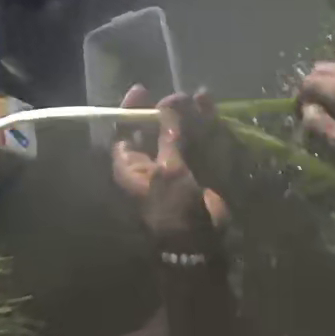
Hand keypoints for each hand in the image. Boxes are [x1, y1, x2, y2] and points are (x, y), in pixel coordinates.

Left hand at [112, 85, 228, 241]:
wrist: (198, 246)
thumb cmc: (172, 209)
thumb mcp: (168, 169)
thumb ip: (169, 135)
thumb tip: (169, 103)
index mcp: (130, 165)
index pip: (124, 131)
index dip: (130, 109)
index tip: (142, 89)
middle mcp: (149, 163)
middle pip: (154, 129)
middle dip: (167, 111)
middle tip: (180, 97)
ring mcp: (174, 167)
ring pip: (179, 133)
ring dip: (189, 115)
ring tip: (201, 97)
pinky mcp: (197, 172)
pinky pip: (198, 144)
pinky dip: (205, 127)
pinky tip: (210, 110)